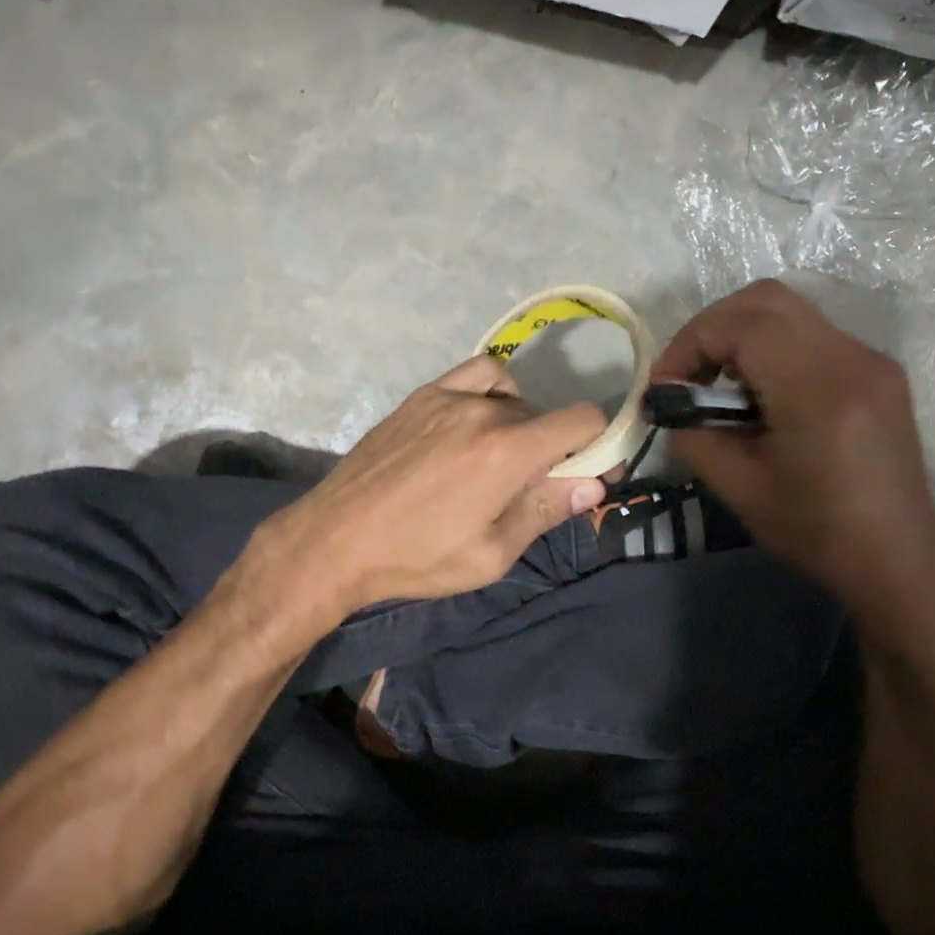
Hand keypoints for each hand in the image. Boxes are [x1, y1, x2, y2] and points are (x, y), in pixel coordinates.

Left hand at [255, 356, 607, 612]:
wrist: (336, 539)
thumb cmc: (416, 558)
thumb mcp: (490, 554)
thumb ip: (544, 511)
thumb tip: (592, 484)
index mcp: (508, 451)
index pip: (582, 420)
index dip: (598, 445)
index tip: (587, 474)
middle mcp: (483, 412)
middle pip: (544, 415)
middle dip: (551, 448)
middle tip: (528, 489)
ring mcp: (446, 398)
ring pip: (510, 397)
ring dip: (520, 423)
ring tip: (499, 458)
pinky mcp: (419, 397)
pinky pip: (474, 376)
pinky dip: (490, 393)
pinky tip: (475, 424)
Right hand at [654, 279, 934, 619]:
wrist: (896, 556)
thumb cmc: (814, 532)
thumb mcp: (738, 489)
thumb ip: (695, 436)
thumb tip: (671, 405)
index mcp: (818, 392)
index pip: (742, 325)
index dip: (690, 343)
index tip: (665, 386)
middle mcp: (852, 359)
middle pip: (766, 300)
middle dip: (712, 329)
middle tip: (686, 376)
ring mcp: (871, 360)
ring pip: (789, 313)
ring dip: (741, 338)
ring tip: (718, 389)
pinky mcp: (877, 371)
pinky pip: (811, 336)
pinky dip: (771, 351)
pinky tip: (758, 398)